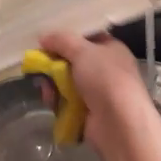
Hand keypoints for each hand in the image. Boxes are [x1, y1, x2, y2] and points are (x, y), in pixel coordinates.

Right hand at [37, 31, 158, 153]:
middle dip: (54, 66)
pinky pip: (67, 103)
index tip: (46, 43)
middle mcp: (106, 70)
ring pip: (67, 84)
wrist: (119, 123)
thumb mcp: (83, 51)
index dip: (66, 39)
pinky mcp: (89, 113)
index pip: (86, 39)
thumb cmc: (105, 79)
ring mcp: (98, 93)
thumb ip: (61, 40)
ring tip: (48, 92)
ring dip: (54, 86)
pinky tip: (53, 104)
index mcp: (111, 49)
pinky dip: (58, 103)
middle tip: (40, 69)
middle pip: (72, 62)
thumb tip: (44, 37)